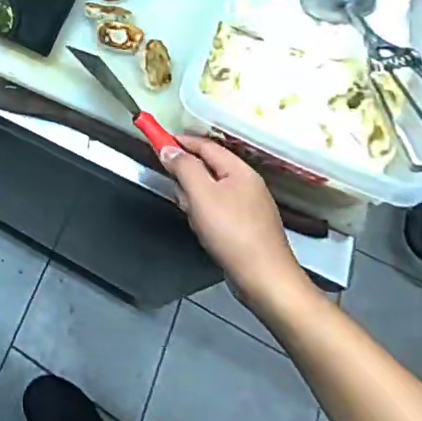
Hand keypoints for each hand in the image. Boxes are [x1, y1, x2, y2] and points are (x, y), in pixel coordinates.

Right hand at [161, 136, 314, 310]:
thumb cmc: (232, 233)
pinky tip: (202, 228)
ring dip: (194, 197)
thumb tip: (168, 148)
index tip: (156, 139)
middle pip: (207, 166)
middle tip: (173, 186)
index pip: (204, 145)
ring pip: (210, 189)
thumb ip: (183, 167)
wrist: (265, 280)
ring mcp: (249, 206)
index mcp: (239, 171)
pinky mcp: (247, 226)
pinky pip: (217, 208)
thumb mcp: (200, 194)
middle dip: (186, 174)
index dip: (179, 141)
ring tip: (191, 214)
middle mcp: (247, 184)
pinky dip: (204, 213)